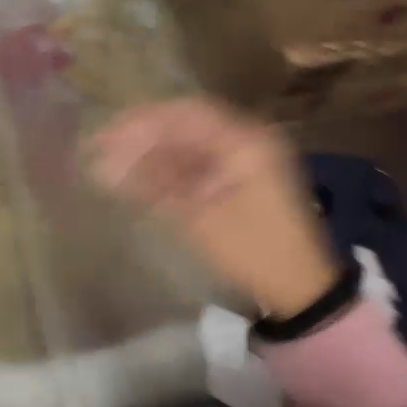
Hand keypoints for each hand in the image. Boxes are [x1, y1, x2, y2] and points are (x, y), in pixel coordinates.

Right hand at [89, 99, 337, 318]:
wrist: (304, 292)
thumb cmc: (257, 253)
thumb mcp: (201, 219)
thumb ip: (153, 184)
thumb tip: (103, 165)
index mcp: (246, 141)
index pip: (185, 114)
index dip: (142, 120)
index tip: (107, 133)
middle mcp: (247, 139)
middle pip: (185, 124)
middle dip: (142, 134)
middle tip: (103, 146)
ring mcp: (245, 158)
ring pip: (187, 142)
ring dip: (151, 151)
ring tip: (113, 162)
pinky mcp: (239, 177)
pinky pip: (197, 161)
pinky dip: (167, 166)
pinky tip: (140, 176)